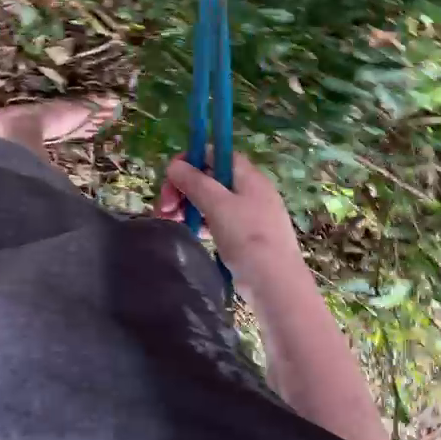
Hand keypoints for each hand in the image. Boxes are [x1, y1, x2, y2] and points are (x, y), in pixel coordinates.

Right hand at [159, 154, 304, 281]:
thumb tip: (173, 165)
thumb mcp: (217, 204)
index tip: (171, 175)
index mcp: (248, 177)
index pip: (215, 154)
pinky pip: (214, 219)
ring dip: (186, 206)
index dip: (191, 159)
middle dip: (182, 188)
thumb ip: (194, 181)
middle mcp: (248, 191)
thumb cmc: (247, 237)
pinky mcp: (242, 235)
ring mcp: (246, 214)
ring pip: (208, 200)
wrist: (275, 285)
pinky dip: (198, 221)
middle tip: (164, 206)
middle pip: (208, 178)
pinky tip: (188, 232)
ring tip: (169, 221)